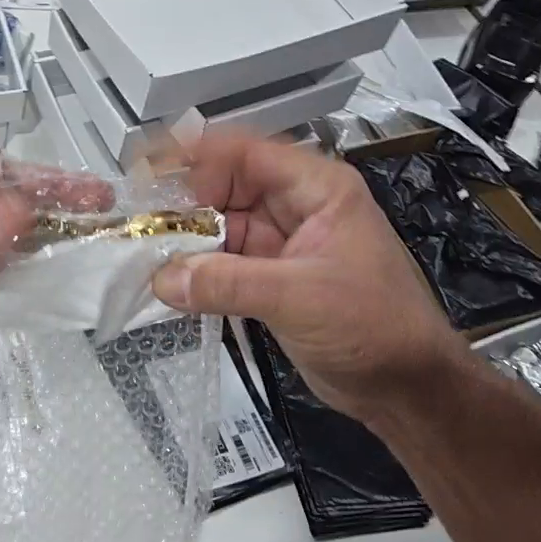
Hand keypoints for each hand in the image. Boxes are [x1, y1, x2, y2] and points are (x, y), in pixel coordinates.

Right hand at [151, 135, 474, 425]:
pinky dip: (195, 272)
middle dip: (181, 202)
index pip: (245, 153)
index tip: (146, 169)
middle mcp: (296, 207)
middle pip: (226, 187)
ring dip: (184, 240)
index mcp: (316, 189)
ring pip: (220, 227)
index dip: (194, 154)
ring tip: (138, 250)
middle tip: (134, 220)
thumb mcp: (299, 297)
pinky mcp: (270, 279)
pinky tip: (163, 281)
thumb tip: (162, 279)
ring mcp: (282, 244)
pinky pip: (223, 263)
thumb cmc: (373, 327)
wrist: (406, 388)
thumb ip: (228, 284)